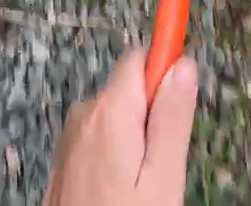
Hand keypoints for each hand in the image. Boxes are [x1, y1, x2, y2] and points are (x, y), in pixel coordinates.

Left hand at [45, 48, 197, 204]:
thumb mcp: (163, 179)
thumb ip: (172, 119)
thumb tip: (183, 64)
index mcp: (109, 111)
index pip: (138, 59)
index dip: (164, 71)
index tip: (182, 98)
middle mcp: (84, 114)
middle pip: (129, 92)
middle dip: (152, 119)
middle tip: (164, 169)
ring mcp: (71, 138)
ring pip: (116, 120)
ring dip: (135, 143)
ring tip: (143, 191)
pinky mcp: (66, 160)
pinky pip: (100, 141)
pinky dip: (116, 158)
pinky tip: (122, 196)